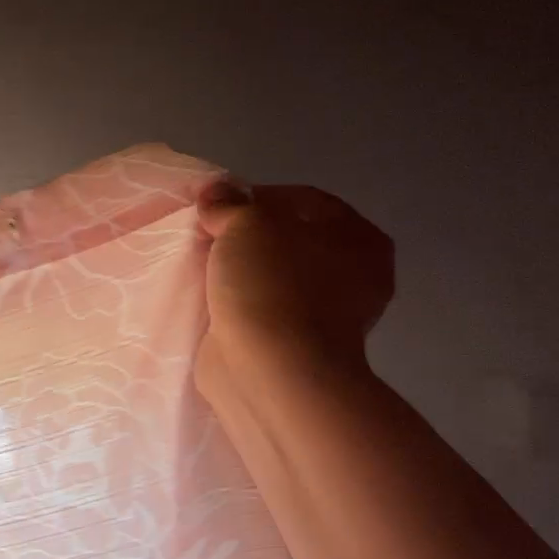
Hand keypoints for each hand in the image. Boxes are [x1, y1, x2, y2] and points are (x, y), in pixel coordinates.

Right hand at [195, 182, 394, 376]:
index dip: (255, 196)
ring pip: (272, 273)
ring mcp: (327, 310)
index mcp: (360, 238)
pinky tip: (208, 297)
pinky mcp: (294, 339)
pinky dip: (236, 298)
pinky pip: (261, 304)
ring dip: (238, 268)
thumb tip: (217, 191)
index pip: (304, 200)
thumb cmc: (271, 286)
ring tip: (198, 266)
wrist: (271, 366)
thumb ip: (231, 204)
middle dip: (244, 235)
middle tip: (203, 236)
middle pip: (288, 238)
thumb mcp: (247, 226)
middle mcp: (354, 272)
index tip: (212, 207)